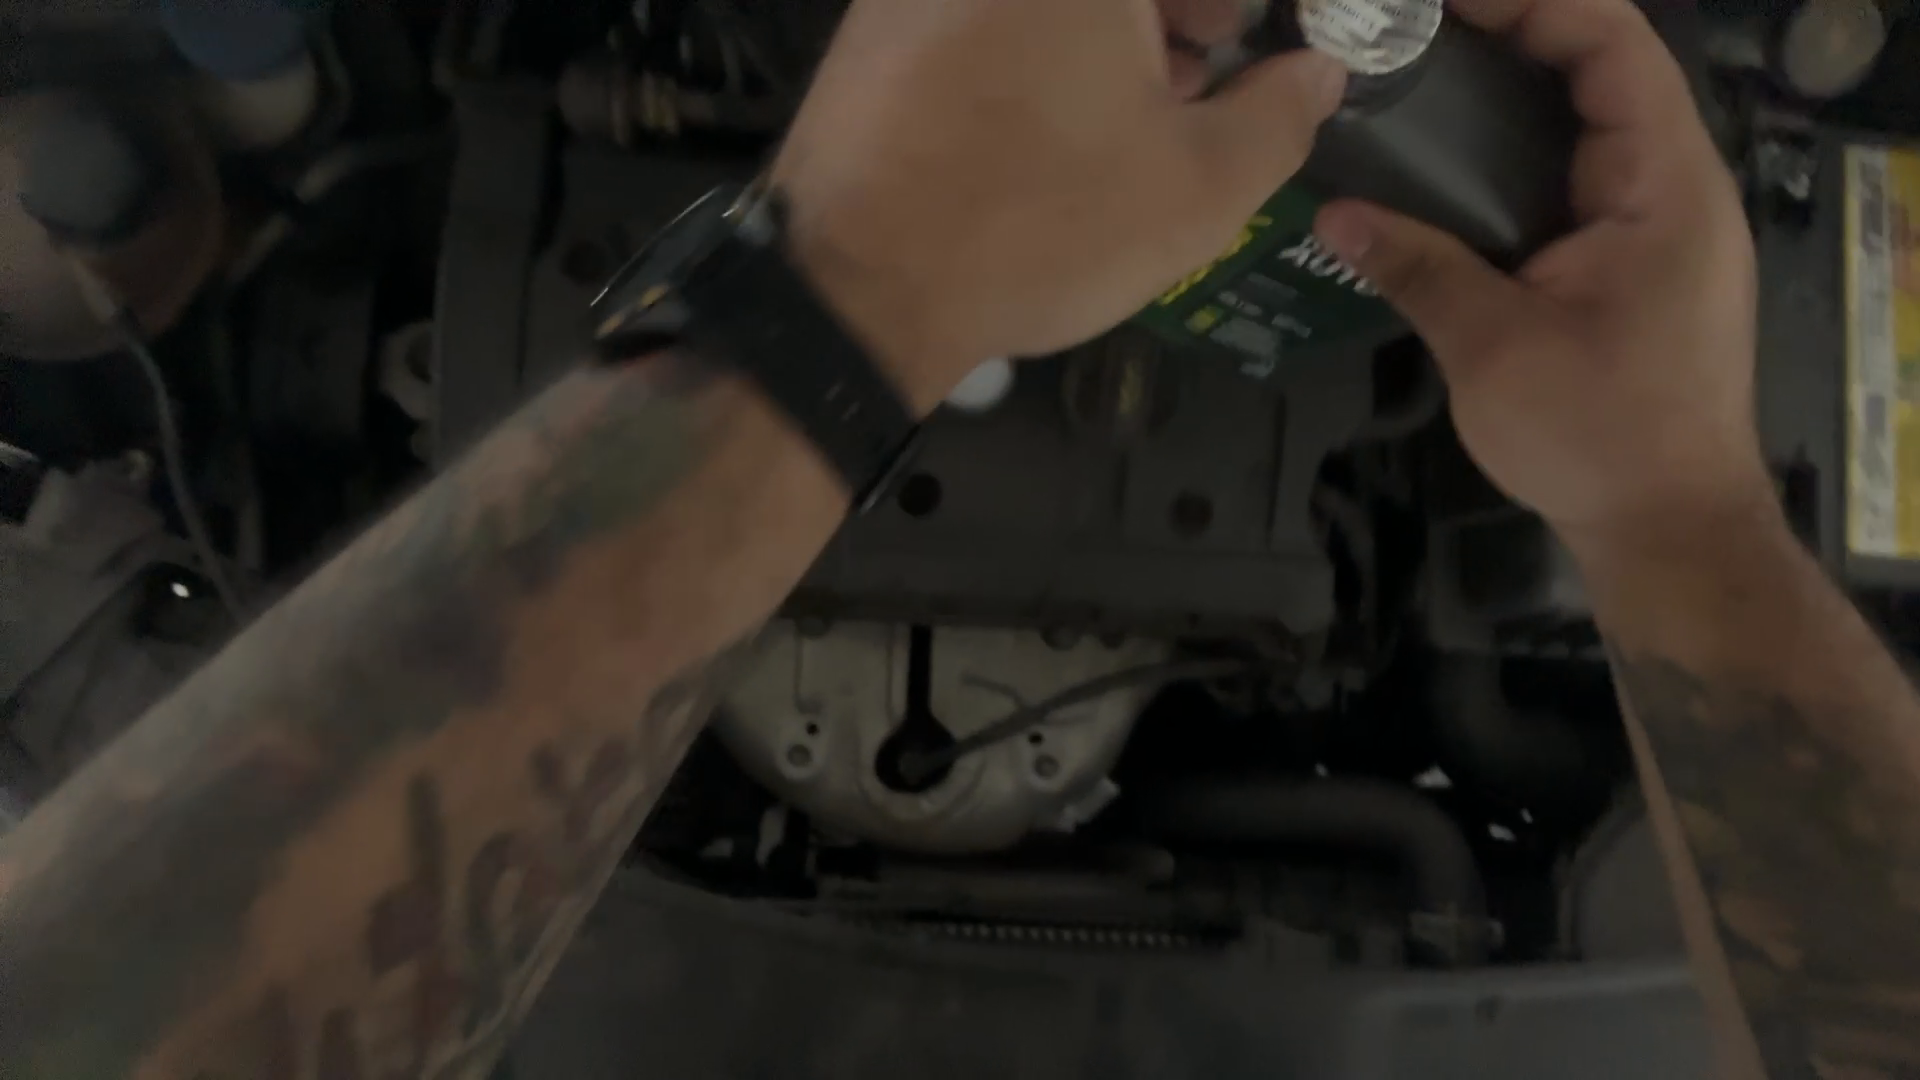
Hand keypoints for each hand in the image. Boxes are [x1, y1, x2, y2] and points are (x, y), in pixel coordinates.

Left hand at [774, 0, 1346, 408]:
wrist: (862, 291)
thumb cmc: (1038, 232)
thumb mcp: (1193, 193)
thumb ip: (1276, 121)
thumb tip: (1314, 75)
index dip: (1230, 22)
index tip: (1246, 42)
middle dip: (1177, 15)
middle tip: (1201, 68)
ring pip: (1049, 4)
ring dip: (1107, 36)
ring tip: (1129, 111)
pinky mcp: (881, 26)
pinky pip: (985, 19)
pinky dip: (1035, 51)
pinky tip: (1045, 122)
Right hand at [1311, 0, 1769, 547]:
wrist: (1655, 513)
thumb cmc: (1592, 427)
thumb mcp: (1492, 344)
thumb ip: (1417, 268)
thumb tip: (1334, 214)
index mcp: (1660, 185)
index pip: (1613, 47)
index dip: (1538, 5)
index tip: (1447, 5)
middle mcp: (1661, 191)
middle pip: (1591, 83)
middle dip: (1504, 52)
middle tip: (1404, 57)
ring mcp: (1637, 234)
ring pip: (1568, 146)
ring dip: (1496, 119)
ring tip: (1406, 111)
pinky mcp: (1608, 273)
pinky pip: (1553, 201)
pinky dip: (1497, 182)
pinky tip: (1435, 196)